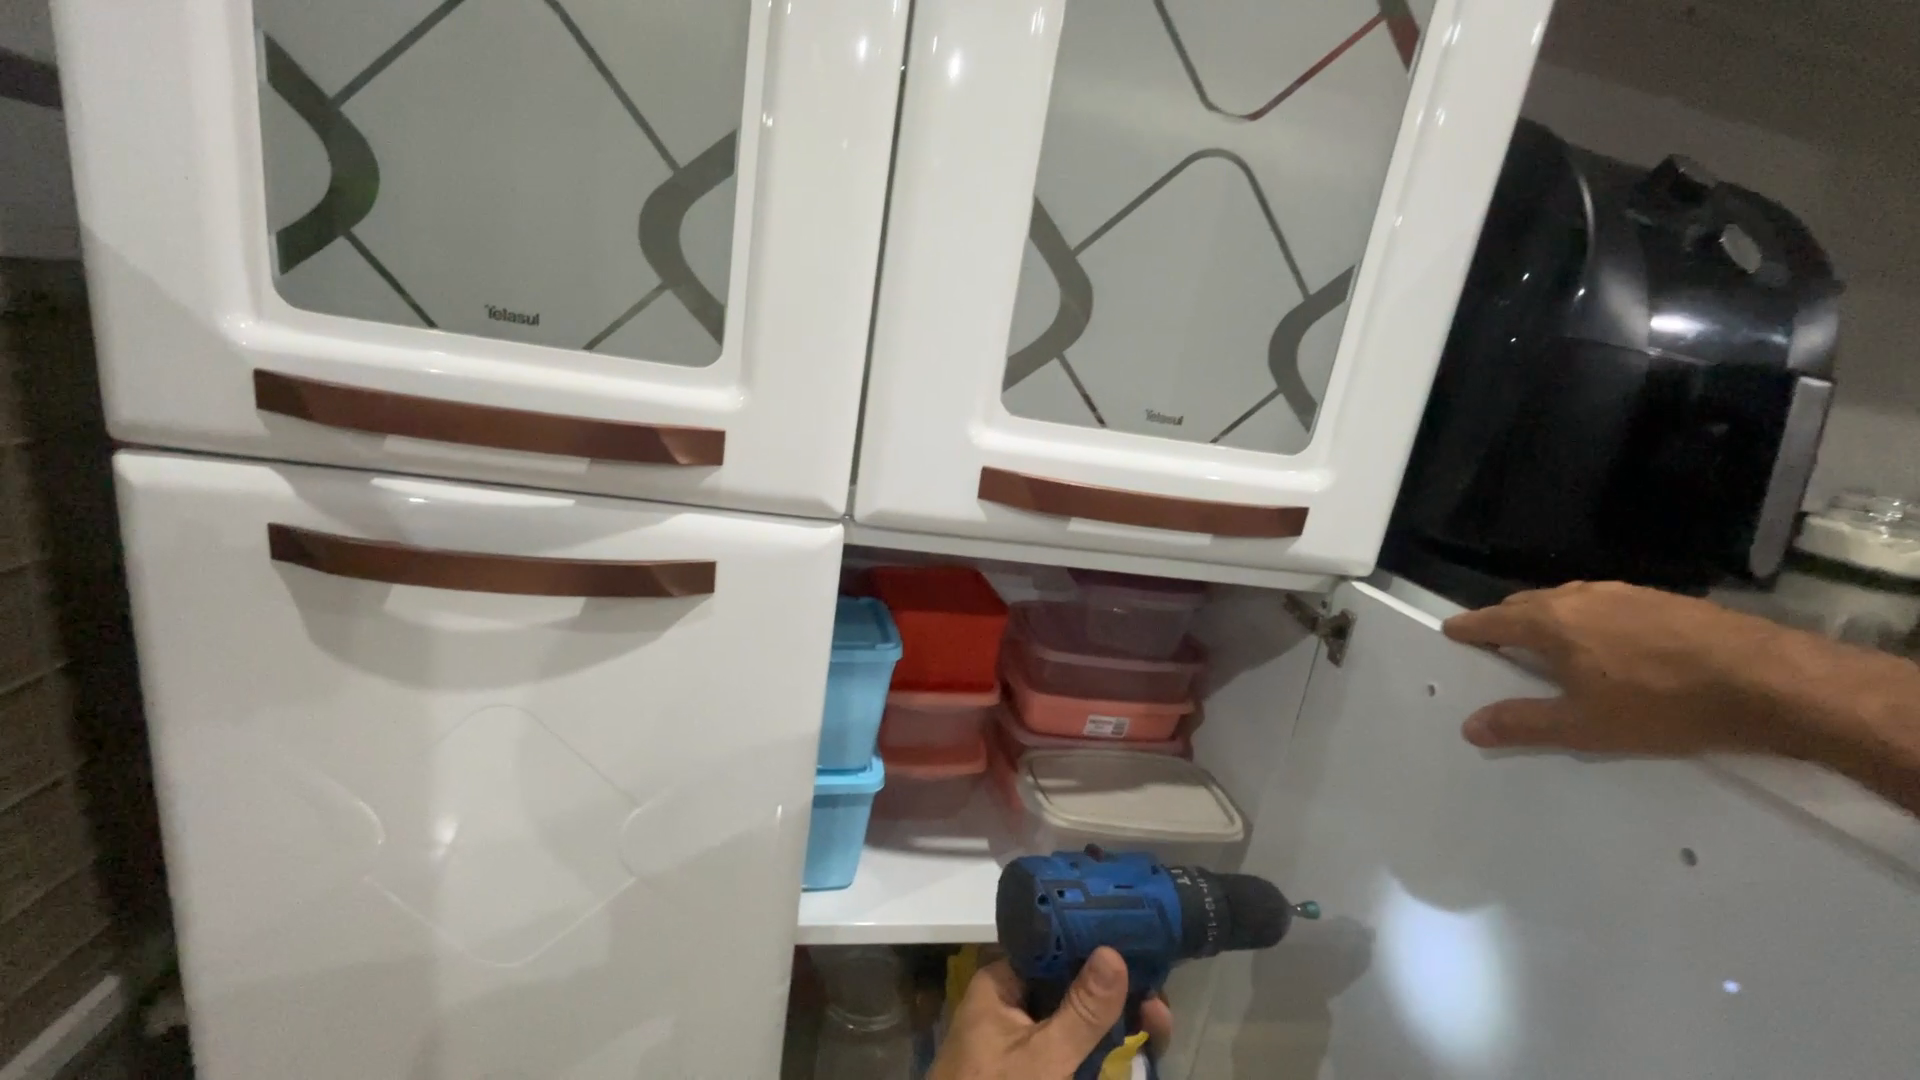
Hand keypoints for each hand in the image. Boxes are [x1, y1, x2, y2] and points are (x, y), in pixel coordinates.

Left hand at [928, 947, 1172, 1079]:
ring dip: (1116, 1022)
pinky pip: (1073, 1049)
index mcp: (1001, 983)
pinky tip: (1138, 1045)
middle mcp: (1012, 1002)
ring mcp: (1023, 1038)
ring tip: (1159, 1024)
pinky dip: (1101, 1050)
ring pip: (1077, 1018)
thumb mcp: (1043, 1059)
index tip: (1142, 948)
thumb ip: (1081, 1011)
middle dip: (1116, 992)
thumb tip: (1113, 951)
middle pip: (1071, 983)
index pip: (1052, 946)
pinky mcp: (1034, 1068)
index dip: (1096, 944)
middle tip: (1160, 1006)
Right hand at [1441, 581, 1814, 755]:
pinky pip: (1605, 606)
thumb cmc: (1663, 705)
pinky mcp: (1663, 601)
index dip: (1468, 629)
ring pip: (1567, 602)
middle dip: (1506, 623)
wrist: (1772, 683)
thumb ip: (1523, 723)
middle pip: (1525, 605)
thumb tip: (1469, 726)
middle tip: (1500, 647)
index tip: (1452, 634)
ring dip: (1550, 620)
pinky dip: (1590, 621)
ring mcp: (1624, 594)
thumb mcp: (1585, 726)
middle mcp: (1579, 597)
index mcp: (1549, 622)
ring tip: (1554, 648)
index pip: (1491, 620)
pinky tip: (1612, 648)